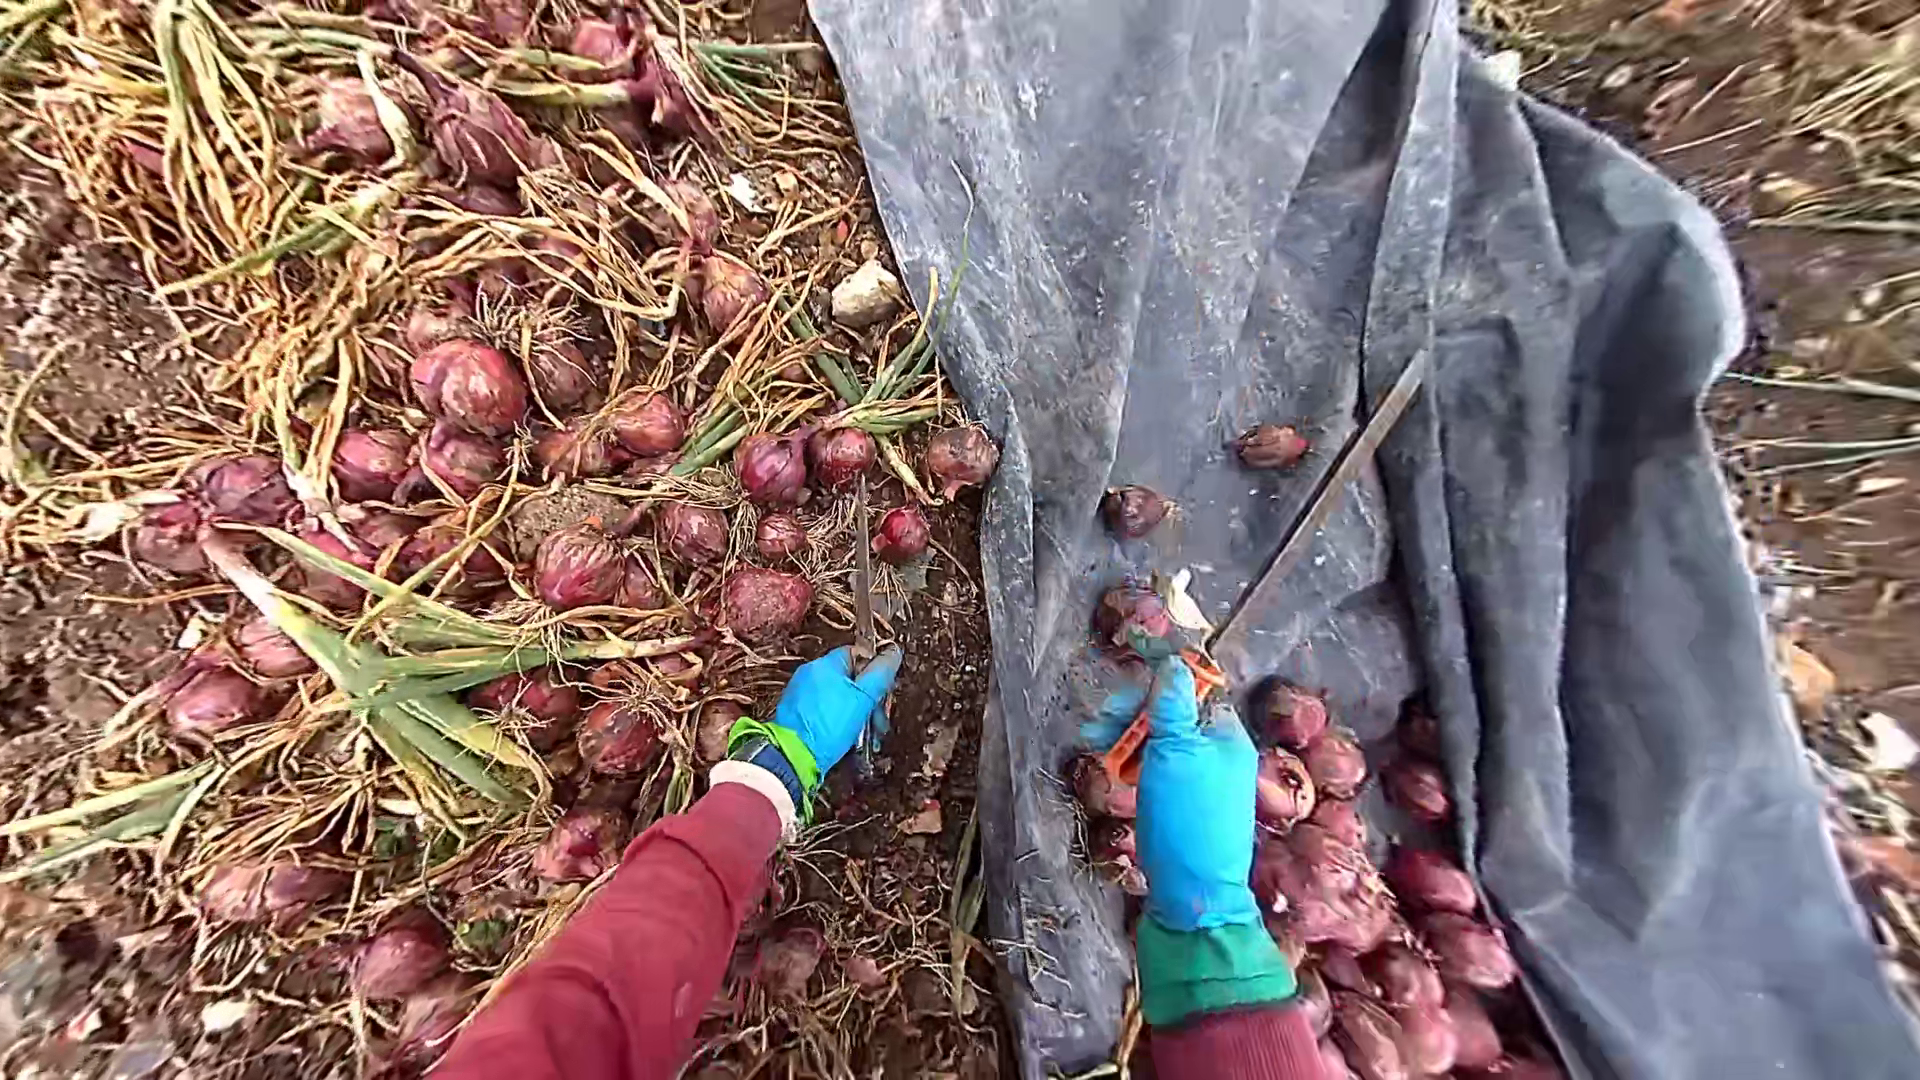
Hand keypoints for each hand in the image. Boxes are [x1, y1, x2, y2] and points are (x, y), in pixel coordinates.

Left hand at [772, 645, 902, 782]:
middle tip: (878, 718)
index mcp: (824, 665)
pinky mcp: (798, 715)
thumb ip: (880, 674)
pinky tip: (849, 737)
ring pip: (840, 696)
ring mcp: (802, 695)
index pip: (857, 654)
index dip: (874, 670)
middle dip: (868, 698)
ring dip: (857, 712)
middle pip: (850, 677)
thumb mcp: (862, 698)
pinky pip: (826, 710)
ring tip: (867, 734)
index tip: (883, 689)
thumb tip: (893, 652)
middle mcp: (810, 675)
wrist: (793, 758)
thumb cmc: (828, 726)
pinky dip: (840, 720)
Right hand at [1090, 657, 1261, 931]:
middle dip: (1134, 714)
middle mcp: (1217, 753)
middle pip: (1173, 716)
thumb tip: (1174, 661)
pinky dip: (1135, 762)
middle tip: (1100, 723)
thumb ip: (1174, 705)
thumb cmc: (1187, 816)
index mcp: (1225, 737)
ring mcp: (1201, 779)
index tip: (1124, 690)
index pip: (1194, 692)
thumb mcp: (1176, 752)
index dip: (1160, 686)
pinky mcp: (1183, 800)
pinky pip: (1158, 767)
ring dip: (1129, 738)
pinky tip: (1113, 768)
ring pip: (1161, 742)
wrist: (1193, 892)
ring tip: (1097, 743)